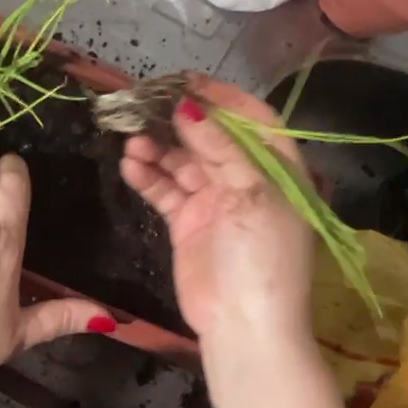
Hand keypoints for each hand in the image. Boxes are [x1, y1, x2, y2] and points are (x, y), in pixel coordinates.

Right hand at [120, 76, 313, 351]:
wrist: (243, 325)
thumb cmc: (262, 255)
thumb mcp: (251, 194)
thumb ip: (220, 148)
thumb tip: (186, 106)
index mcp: (277, 169)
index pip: (252, 119)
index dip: (222, 98)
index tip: (184, 82)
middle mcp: (245, 180)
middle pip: (210, 138)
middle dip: (178, 120)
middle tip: (143, 105)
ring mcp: (214, 202)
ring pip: (182, 162)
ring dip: (158, 148)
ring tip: (131, 141)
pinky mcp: (187, 224)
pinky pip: (165, 191)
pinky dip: (148, 177)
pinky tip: (130, 166)